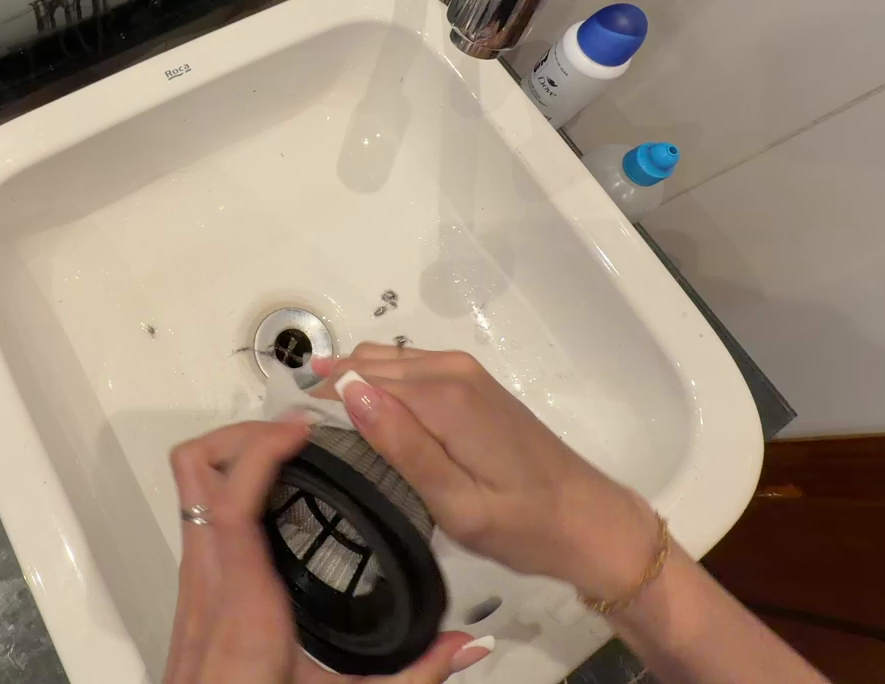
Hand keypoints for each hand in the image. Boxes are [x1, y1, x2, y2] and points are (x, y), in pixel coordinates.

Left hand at [165, 420, 491, 683]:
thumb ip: (409, 676)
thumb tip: (466, 643)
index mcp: (246, 607)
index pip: (232, 506)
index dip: (259, 451)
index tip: (302, 428)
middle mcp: (208, 577)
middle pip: (195, 468)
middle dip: (242, 432)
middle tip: (296, 433)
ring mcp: (193, 573)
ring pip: (191, 478)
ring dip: (235, 447)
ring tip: (288, 447)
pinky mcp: (193, 578)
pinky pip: (202, 501)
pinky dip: (232, 475)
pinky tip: (276, 488)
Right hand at [311, 345, 660, 604]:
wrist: (589, 520)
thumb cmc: (522, 524)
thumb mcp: (457, 504)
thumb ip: (402, 446)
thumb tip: (351, 391)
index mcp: (444, 396)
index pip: (361, 378)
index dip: (324, 397)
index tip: (295, 425)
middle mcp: (450, 368)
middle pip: (371, 362)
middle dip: (333, 383)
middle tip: (300, 423)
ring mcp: (462, 369)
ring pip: (387, 359)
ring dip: (353, 378)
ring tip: (321, 414)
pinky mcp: (469, 379)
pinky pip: (407, 365)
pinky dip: (378, 378)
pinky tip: (364, 405)